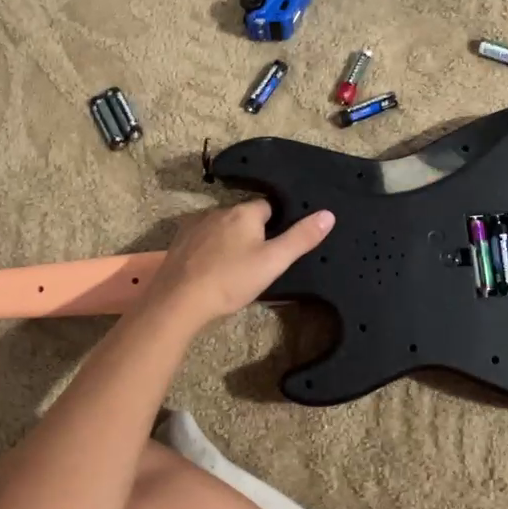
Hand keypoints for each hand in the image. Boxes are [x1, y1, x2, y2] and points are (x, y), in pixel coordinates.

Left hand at [143, 201, 334, 326]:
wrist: (180, 300)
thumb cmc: (231, 280)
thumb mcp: (273, 262)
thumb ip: (301, 238)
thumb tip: (328, 214)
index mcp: (245, 212)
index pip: (269, 207)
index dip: (277, 225)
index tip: (277, 248)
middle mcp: (219, 211)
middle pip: (245, 217)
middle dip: (253, 234)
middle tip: (258, 264)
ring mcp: (196, 225)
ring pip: (222, 228)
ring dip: (229, 241)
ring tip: (234, 270)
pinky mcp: (179, 241)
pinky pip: (202, 239)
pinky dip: (209, 250)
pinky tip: (211, 270)